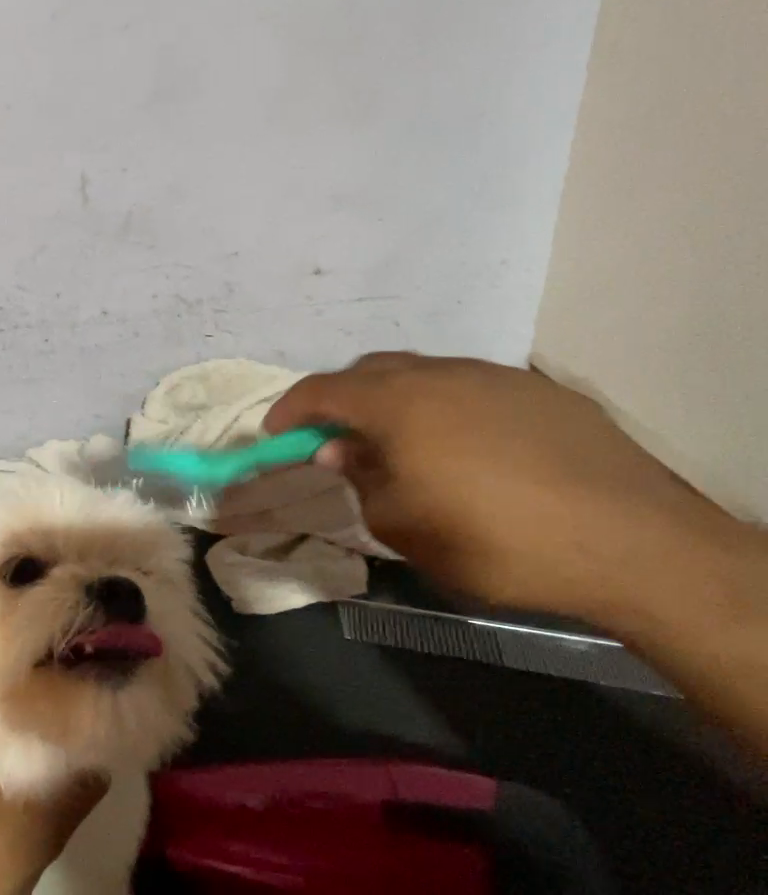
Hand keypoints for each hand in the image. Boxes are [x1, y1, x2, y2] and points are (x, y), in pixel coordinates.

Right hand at [262, 353, 729, 618]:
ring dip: (397, 399)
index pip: (321, 390)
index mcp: (397, 403)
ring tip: (402, 442)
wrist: (639, 547)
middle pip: (372, 370)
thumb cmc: (496, 541)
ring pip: (426, 373)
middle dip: (343, 399)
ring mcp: (500, 379)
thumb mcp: (402, 527)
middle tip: (337, 439)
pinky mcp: (548, 395)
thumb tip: (340, 451)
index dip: (290, 410)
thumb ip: (361, 480)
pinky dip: (449, 407)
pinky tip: (468, 448)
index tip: (278, 437)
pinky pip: (475, 388)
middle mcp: (443, 376)